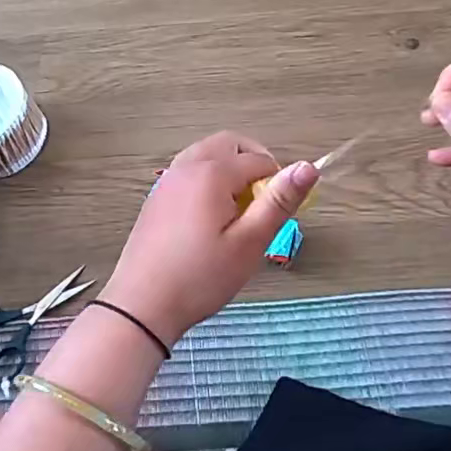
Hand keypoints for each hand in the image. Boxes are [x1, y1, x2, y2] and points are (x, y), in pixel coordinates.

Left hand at [98, 131, 318, 344]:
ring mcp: (167, 181)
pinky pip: (189, 170)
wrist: (141, 307)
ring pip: (207, 153)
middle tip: (262, 200)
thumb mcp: (249, 242)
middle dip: (253, 162)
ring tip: (238, 208)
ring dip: (230, 167)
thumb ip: (279, 201)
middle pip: (230, 144)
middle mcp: (187, 167)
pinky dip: (208, 178)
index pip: (259, 159)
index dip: (277, 181)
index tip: (278, 212)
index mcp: (212, 173)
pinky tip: (210, 217)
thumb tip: (308, 168)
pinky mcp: (156, 198)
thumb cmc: (200, 277)